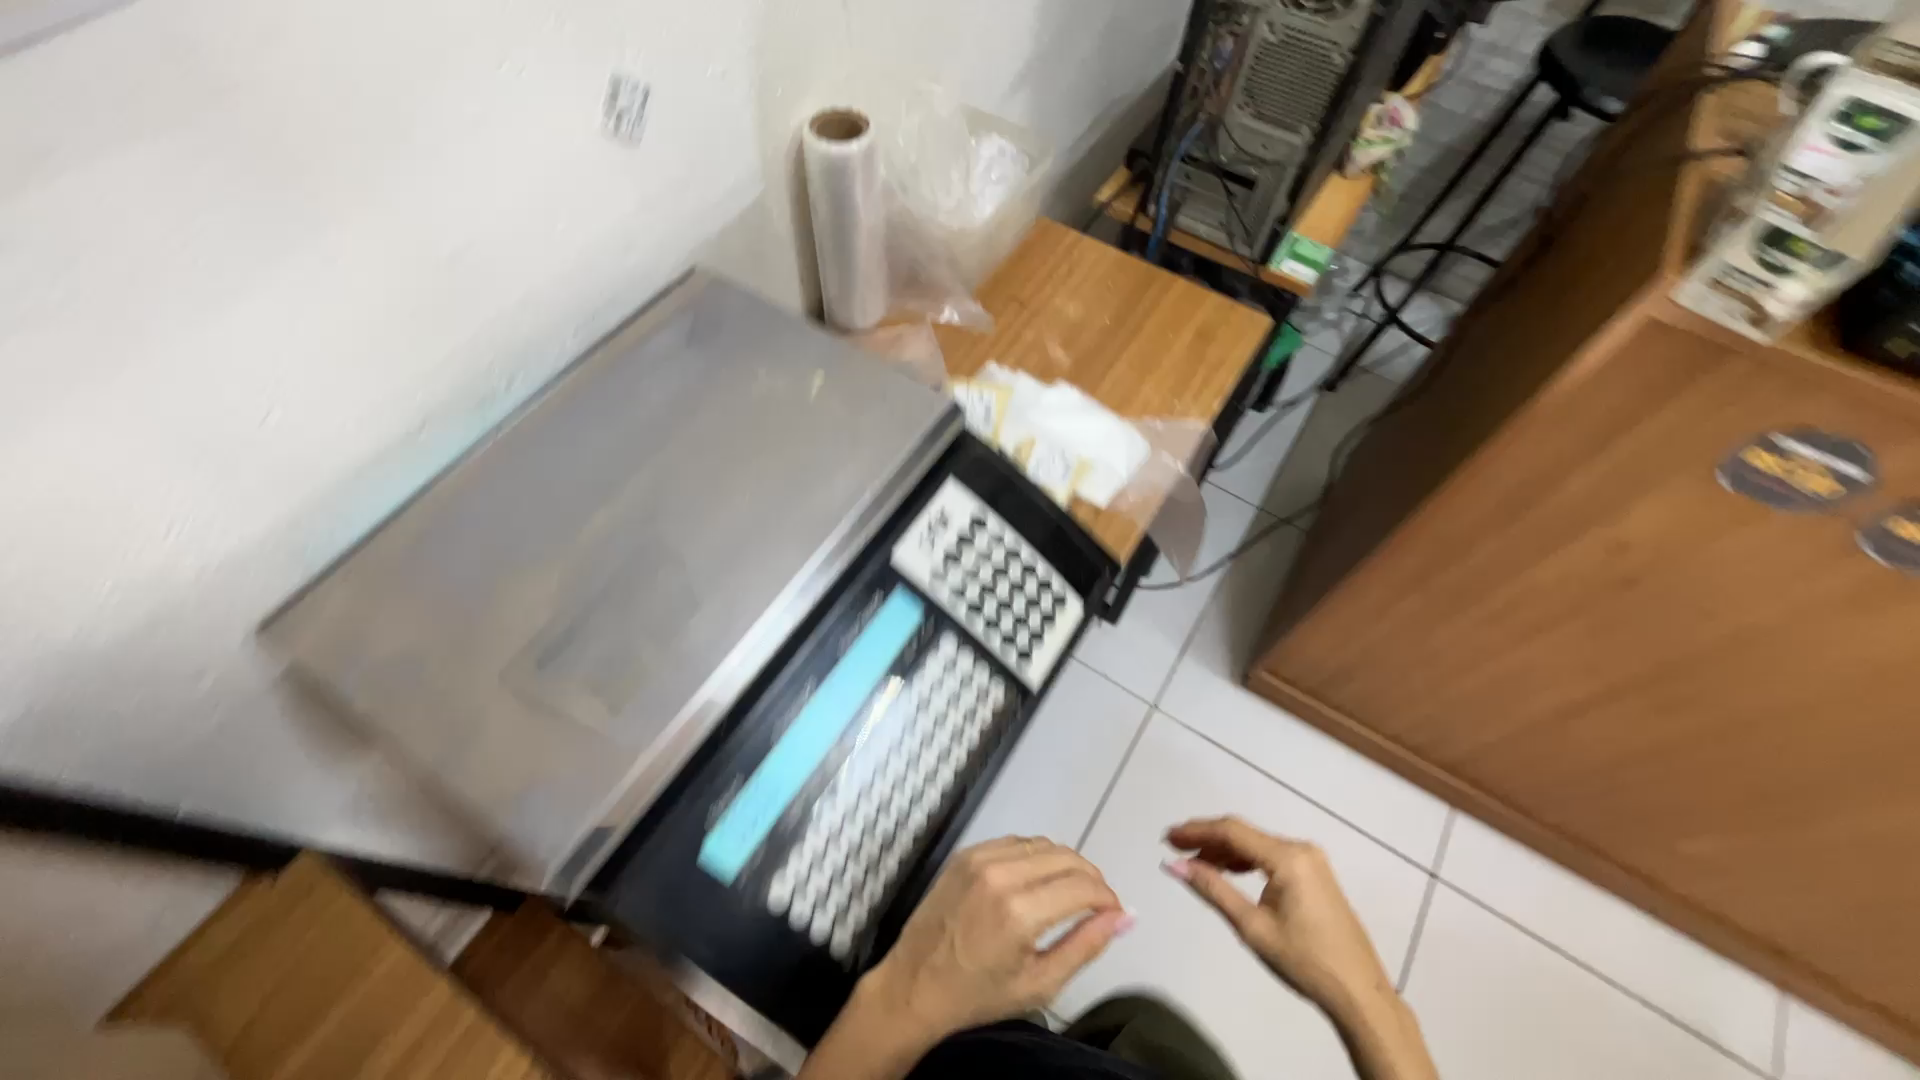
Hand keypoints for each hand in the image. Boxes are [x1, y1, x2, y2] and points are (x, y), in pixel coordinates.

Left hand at [864, 836, 1131, 1044]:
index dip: (1108, 897)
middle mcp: (1001, 874)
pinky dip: (1035, 855)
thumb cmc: (978, 995)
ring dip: (1065, 864)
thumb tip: (1126, 917)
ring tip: (1070, 893)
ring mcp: (980, 859)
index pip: (1083, 886)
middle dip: (1091, 878)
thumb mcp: (1040, 983)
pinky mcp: (966, 853)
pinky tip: (1037, 881)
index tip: (1115, 913)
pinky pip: (1015, 842)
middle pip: (1067, 858)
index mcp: (1020, 912)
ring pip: (1043, 844)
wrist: (914, 985)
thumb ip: (1087, 946)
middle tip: (1098, 904)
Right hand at [1163, 816, 1395, 1017]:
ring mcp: (1312, 861)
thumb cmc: (1303, 960)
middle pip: (1244, 834)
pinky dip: (1245, 861)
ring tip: (1194, 862)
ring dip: (1224, 851)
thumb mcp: (1252, 927)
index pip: (1232, 831)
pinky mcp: (1316, 875)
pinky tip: (1227, 872)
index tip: (1166, 838)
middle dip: (1207, 839)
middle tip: (1174, 849)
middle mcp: (1301, 849)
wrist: (1359, 993)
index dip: (1196, 831)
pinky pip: (1271, 857)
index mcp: (1288, 857)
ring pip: (1257, 845)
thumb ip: (1212, 889)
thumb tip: (1174, 866)